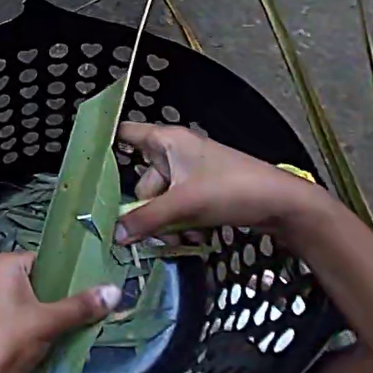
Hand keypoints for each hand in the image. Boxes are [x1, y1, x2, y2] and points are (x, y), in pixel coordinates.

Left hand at [0, 252, 119, 372]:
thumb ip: (80, 307)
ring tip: (97, 326)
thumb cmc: (2, 342)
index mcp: (9, 266)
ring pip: (44, 309)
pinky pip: (36, 328)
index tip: (106, 281)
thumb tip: (116, 289)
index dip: (76, 270)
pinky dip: (53, 335)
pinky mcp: (5, 333)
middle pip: (49, 285)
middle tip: (108, 308)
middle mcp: (3, 282)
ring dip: (65, 320)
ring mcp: (3, 309)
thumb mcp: (46, 322)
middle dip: (74, 299)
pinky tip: (75, 344)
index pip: (50, 258)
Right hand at [114, 122, 326, 243]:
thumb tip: (114, 234)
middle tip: (150, 231)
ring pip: (159, 198)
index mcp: (167, 141)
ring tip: (178, 238)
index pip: (125, 134)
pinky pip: (176, 206)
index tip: (87, 170)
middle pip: (141, 180)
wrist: (285, 204)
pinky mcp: (202, 189)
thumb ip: (146, 220)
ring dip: (164, 222)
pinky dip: (179, 222)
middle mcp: (174, 152)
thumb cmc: (232, 190)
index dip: (105, 146)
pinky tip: (191, 236)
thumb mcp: (184, 206)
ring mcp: (189, 172)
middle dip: (145, 209)